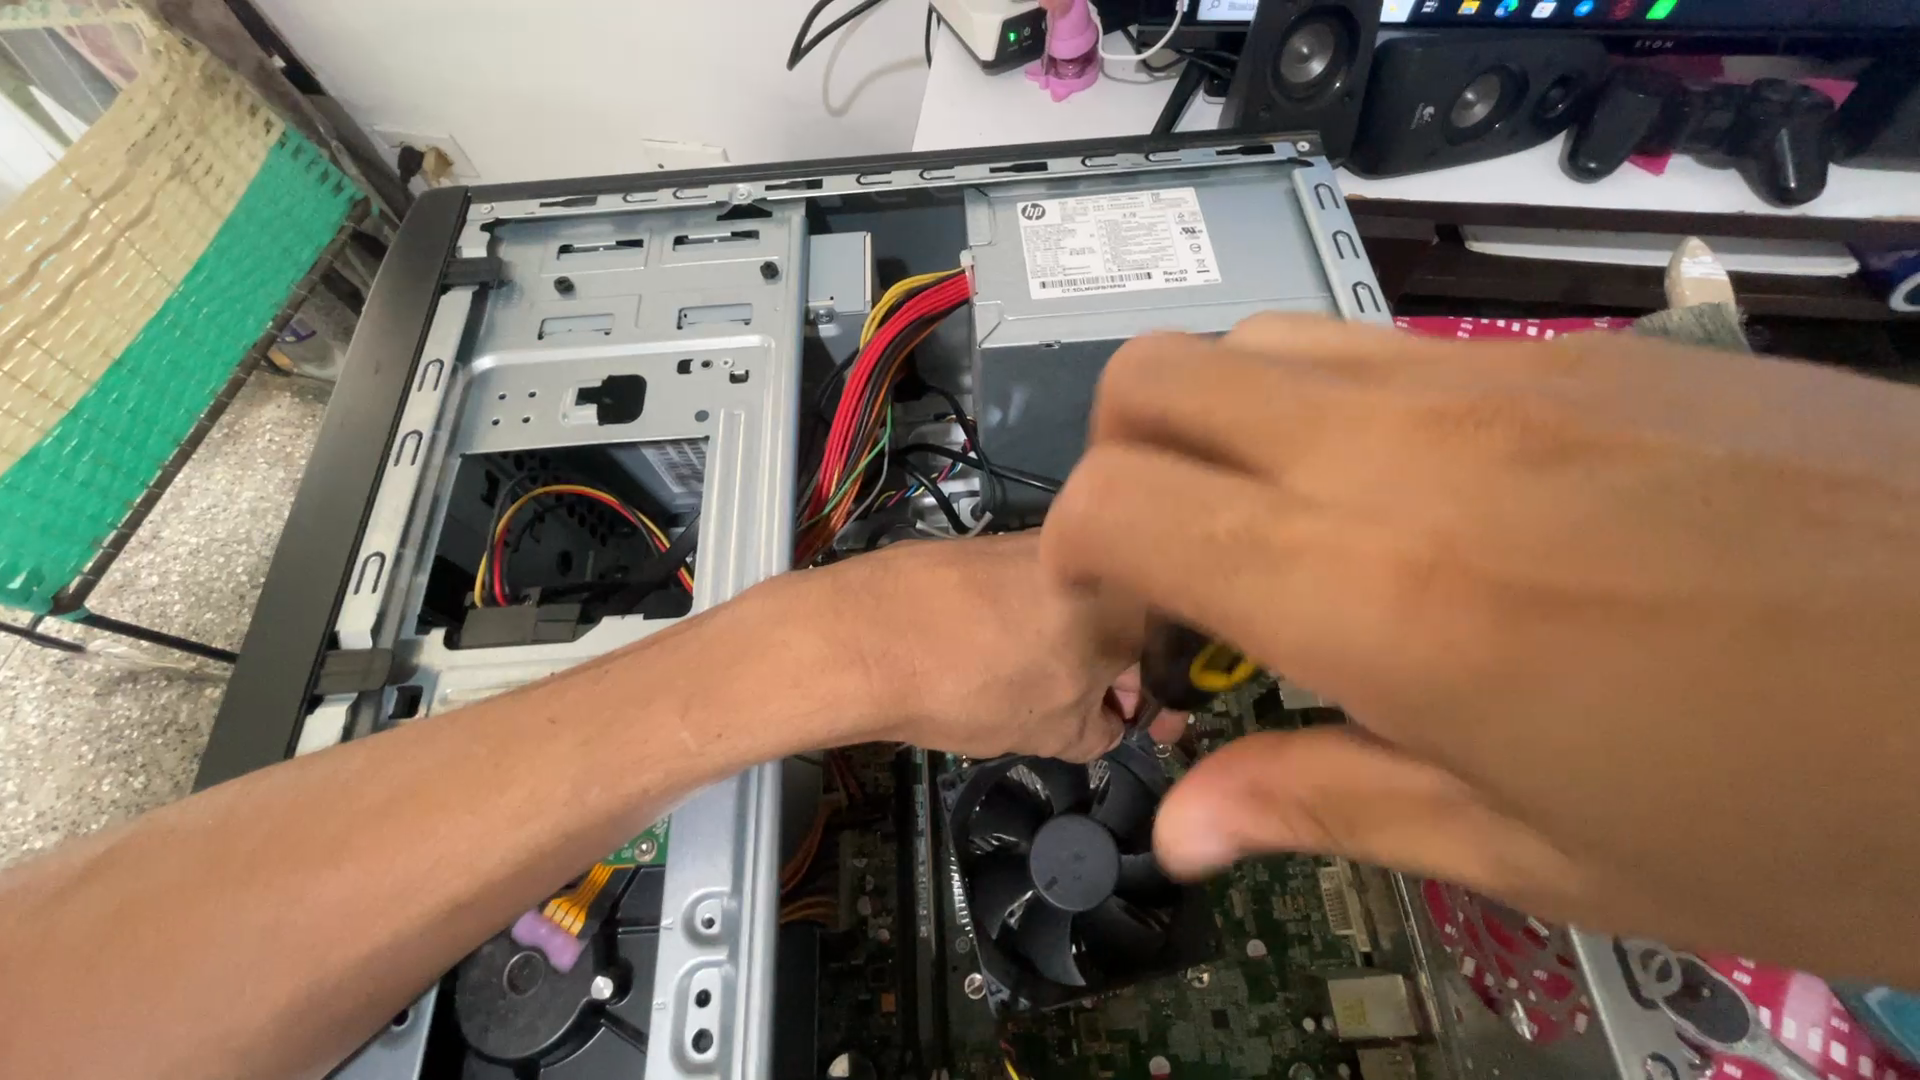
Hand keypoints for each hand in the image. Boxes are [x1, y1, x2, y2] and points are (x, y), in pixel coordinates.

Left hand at [774, 533, 1184, 761]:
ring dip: (1082, 645)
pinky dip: (1041, 622)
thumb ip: (1102, 729)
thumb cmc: (972, 684)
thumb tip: (1113, 722)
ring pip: (1086, 599)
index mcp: (1128, 595)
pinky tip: (1007, 655)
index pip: (1176, 653)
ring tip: (1044, 689)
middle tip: (1101, 713)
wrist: (865, 636)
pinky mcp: (992, 542)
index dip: (1168, 697)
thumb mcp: (1054, 730)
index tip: (1156, 723)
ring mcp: (1039, 541)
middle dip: (1125, 669)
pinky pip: (1041, 586)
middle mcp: (1092, 553)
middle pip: (1133, 617)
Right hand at [1042, 315, 1919, 984]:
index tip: (1114, 619)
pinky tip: (1399, 495)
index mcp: (1365, 590)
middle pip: (1149, 379)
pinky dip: (1314, 410)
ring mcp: (1477, 377)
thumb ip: (1316, 806)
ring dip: (1209, 429)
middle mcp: (1391, 451)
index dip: (1072, 553)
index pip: (1113, 502)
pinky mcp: (1555, 349)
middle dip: (1116, 465)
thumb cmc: (1809, 817)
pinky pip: (1361, 346)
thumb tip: (1181, 834)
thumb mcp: (1534, 854)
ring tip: (1271, 525)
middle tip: (1174, 564)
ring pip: (1244, 345)